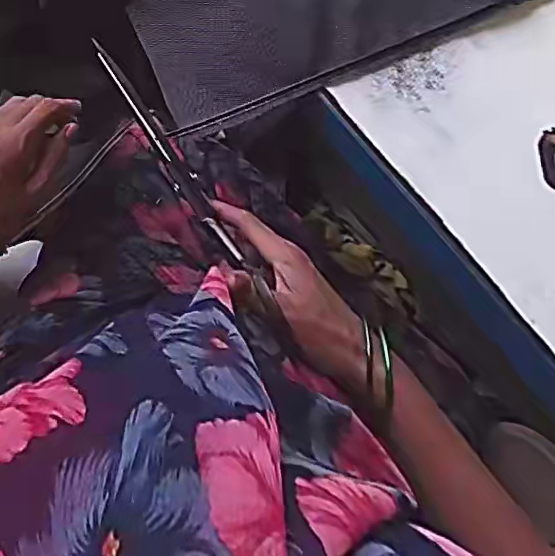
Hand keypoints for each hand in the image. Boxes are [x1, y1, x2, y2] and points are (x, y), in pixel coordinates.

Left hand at [0, 95, 80, 246]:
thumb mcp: (39, 190)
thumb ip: (56, 154)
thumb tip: (68, 132)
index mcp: (15, 144)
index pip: (45, 107)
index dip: (65, 105)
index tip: (76, 109)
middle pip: (29, 100)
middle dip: (51, 105)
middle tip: (65, 118)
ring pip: (13, 103)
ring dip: (34, 108)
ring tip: (47, 124)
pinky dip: (17, 115)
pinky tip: (25, 131)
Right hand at [214, 201, 368, 390]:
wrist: (354, 351)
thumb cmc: (322, 332)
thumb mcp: (283, 313)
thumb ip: (251, 292)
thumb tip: (223, 273)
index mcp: (285, 255)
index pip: (250, 224)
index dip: (226, 212)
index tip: (204, 204)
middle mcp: (289, 255)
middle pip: (252, 232)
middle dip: (227, 224)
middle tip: (200, 223)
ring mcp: (292, 267)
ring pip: (257, 247)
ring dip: (235, 242)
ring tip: (210, 243)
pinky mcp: (293, 281)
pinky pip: (263, 261)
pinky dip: (245, 259)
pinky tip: (235, 270)